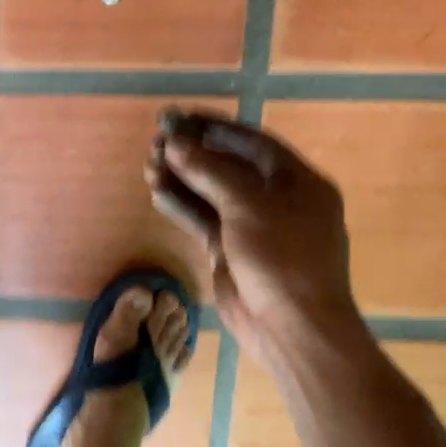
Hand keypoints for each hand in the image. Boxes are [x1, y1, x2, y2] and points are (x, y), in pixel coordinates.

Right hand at [146, 109, 363, 357]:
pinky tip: (156, 191)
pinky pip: (203, 217)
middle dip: (192, 152)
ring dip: (181, 177)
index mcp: (297, 182)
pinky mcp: (232, 249)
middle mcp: (277, 199)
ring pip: (211, 191)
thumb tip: (173, 142)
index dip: (212, 127)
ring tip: (148, 164)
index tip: (176, 117)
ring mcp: (253, 226)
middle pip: (228, 164)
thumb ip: (208, 170)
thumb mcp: (247, 206)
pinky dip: (181, 204)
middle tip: (155, 140)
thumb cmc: (282, 258)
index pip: (250, 141)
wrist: (293, 329)